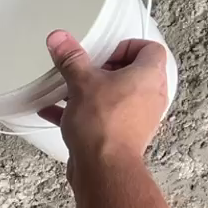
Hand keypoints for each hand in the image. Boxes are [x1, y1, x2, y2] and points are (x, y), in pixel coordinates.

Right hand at [39, 30, 169, 164]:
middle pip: (132, 73)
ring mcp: (139, 118)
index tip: (103, 53)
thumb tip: (60, 38)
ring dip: (94, 93)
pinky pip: (105, 118)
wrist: (104, 168)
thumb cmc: (103, 125)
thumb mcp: (81, 83)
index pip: (149, 49)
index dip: (126, 47)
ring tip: (70, 93)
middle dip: (105, 71)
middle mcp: (150, 96)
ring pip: (117, 97)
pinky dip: (85, 113)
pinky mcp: (124, 136)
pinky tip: (57, 113)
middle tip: (87, 72)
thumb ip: (71, 59)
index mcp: (148, 76)